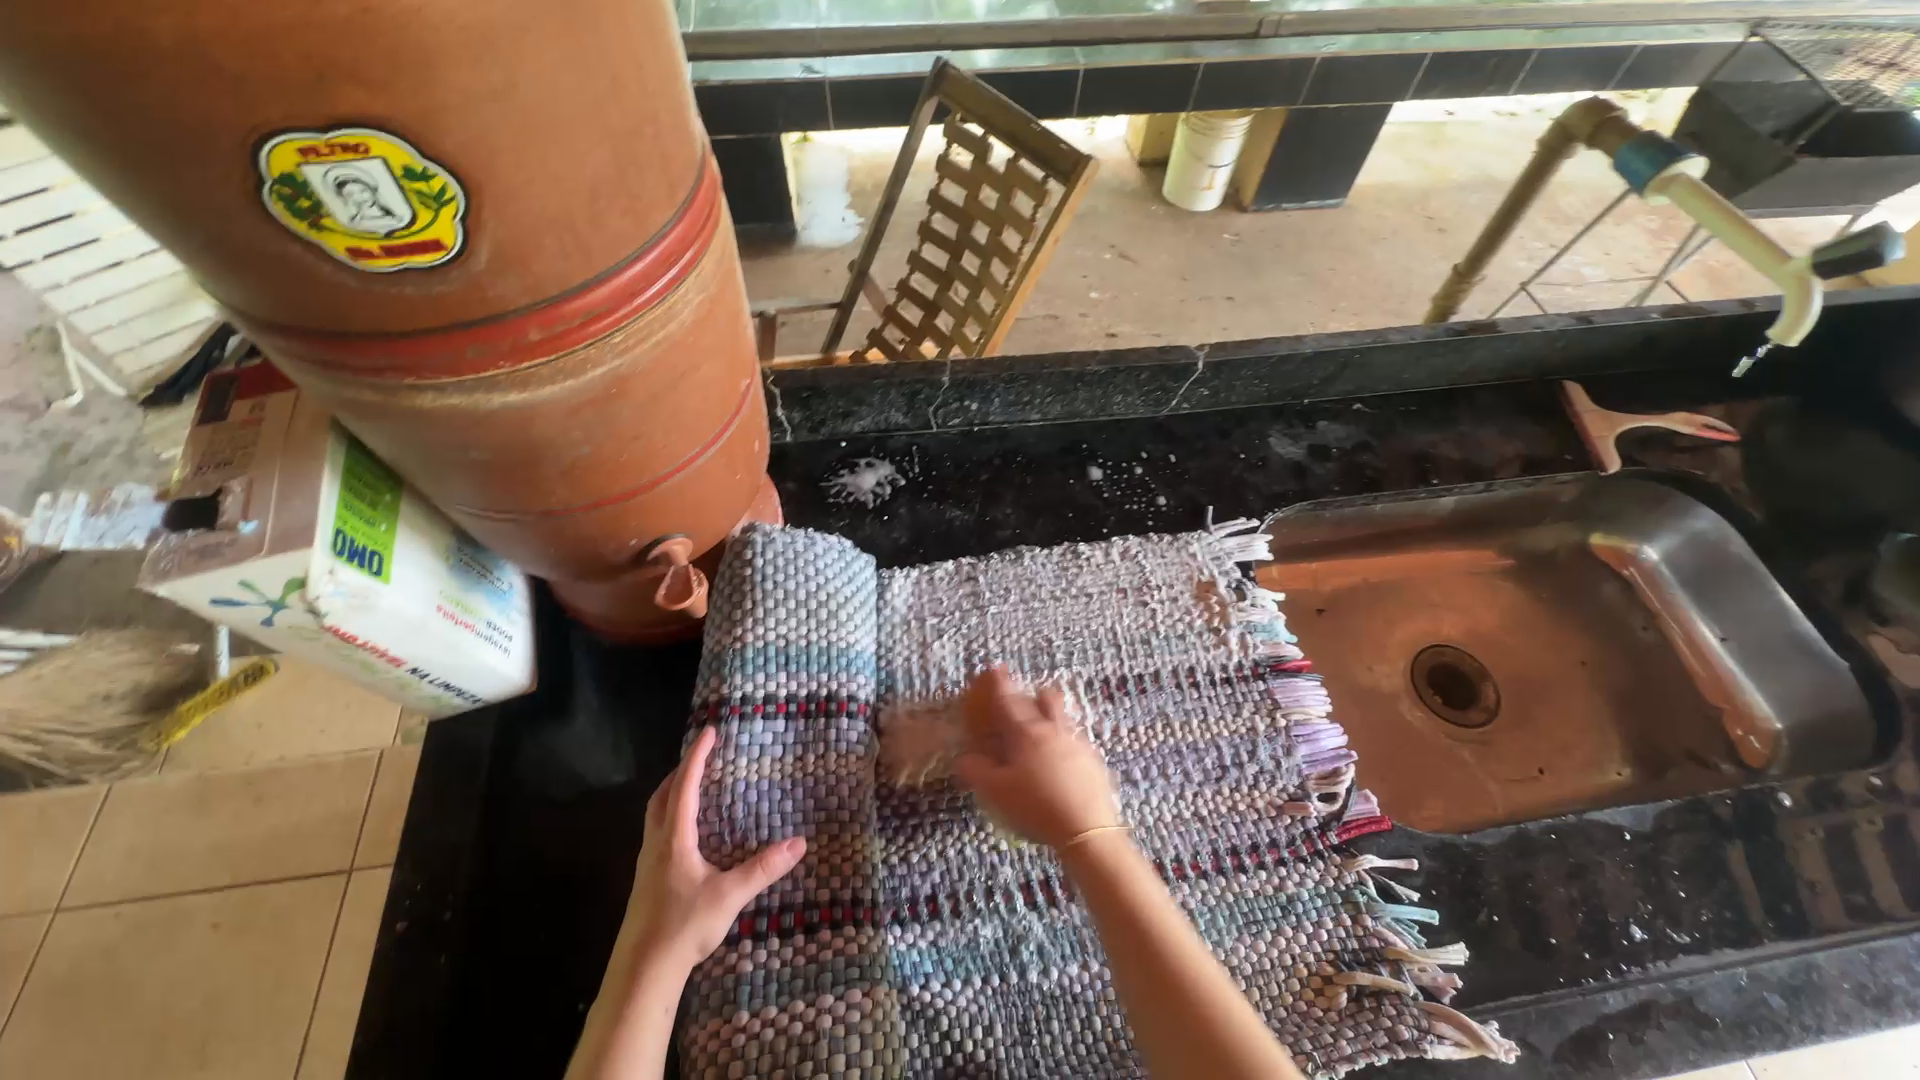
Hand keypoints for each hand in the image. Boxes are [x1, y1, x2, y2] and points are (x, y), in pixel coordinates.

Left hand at [625, 726, 806, 972]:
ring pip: (655, 816)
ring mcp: (647, 865)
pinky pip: (658, 835)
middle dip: (678, 772)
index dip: (696, 757)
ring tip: (692, 789)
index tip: (709, 732)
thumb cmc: (682, 926)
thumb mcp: (729, 896)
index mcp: (674, 838)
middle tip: (699, 757)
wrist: (642, 971)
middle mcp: (656, 845)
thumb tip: (799, 843)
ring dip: (671, 795)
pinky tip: (688, 836)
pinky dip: (671, 819)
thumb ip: (763, 869)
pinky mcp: (647, 884)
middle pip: (661, 796)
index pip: (683, 786)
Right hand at [952, 665, 1121, 847]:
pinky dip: (1066, 744)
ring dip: (1052, 716)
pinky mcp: (1095, 762)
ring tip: (1043, 731)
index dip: (1000, 683)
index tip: (995, 668)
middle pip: (1046, 699)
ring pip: (1064, 718)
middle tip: (1024, 700)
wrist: (1087, 830)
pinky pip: (1077, 742)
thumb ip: (977, 771)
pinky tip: (1063, 762)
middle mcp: (1053, 731)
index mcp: (1026, 734)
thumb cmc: (1035, 807)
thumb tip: (964, 757)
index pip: (1008, 701)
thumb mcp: (996, 792)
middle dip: (1033, 694)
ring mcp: (1078, 744)